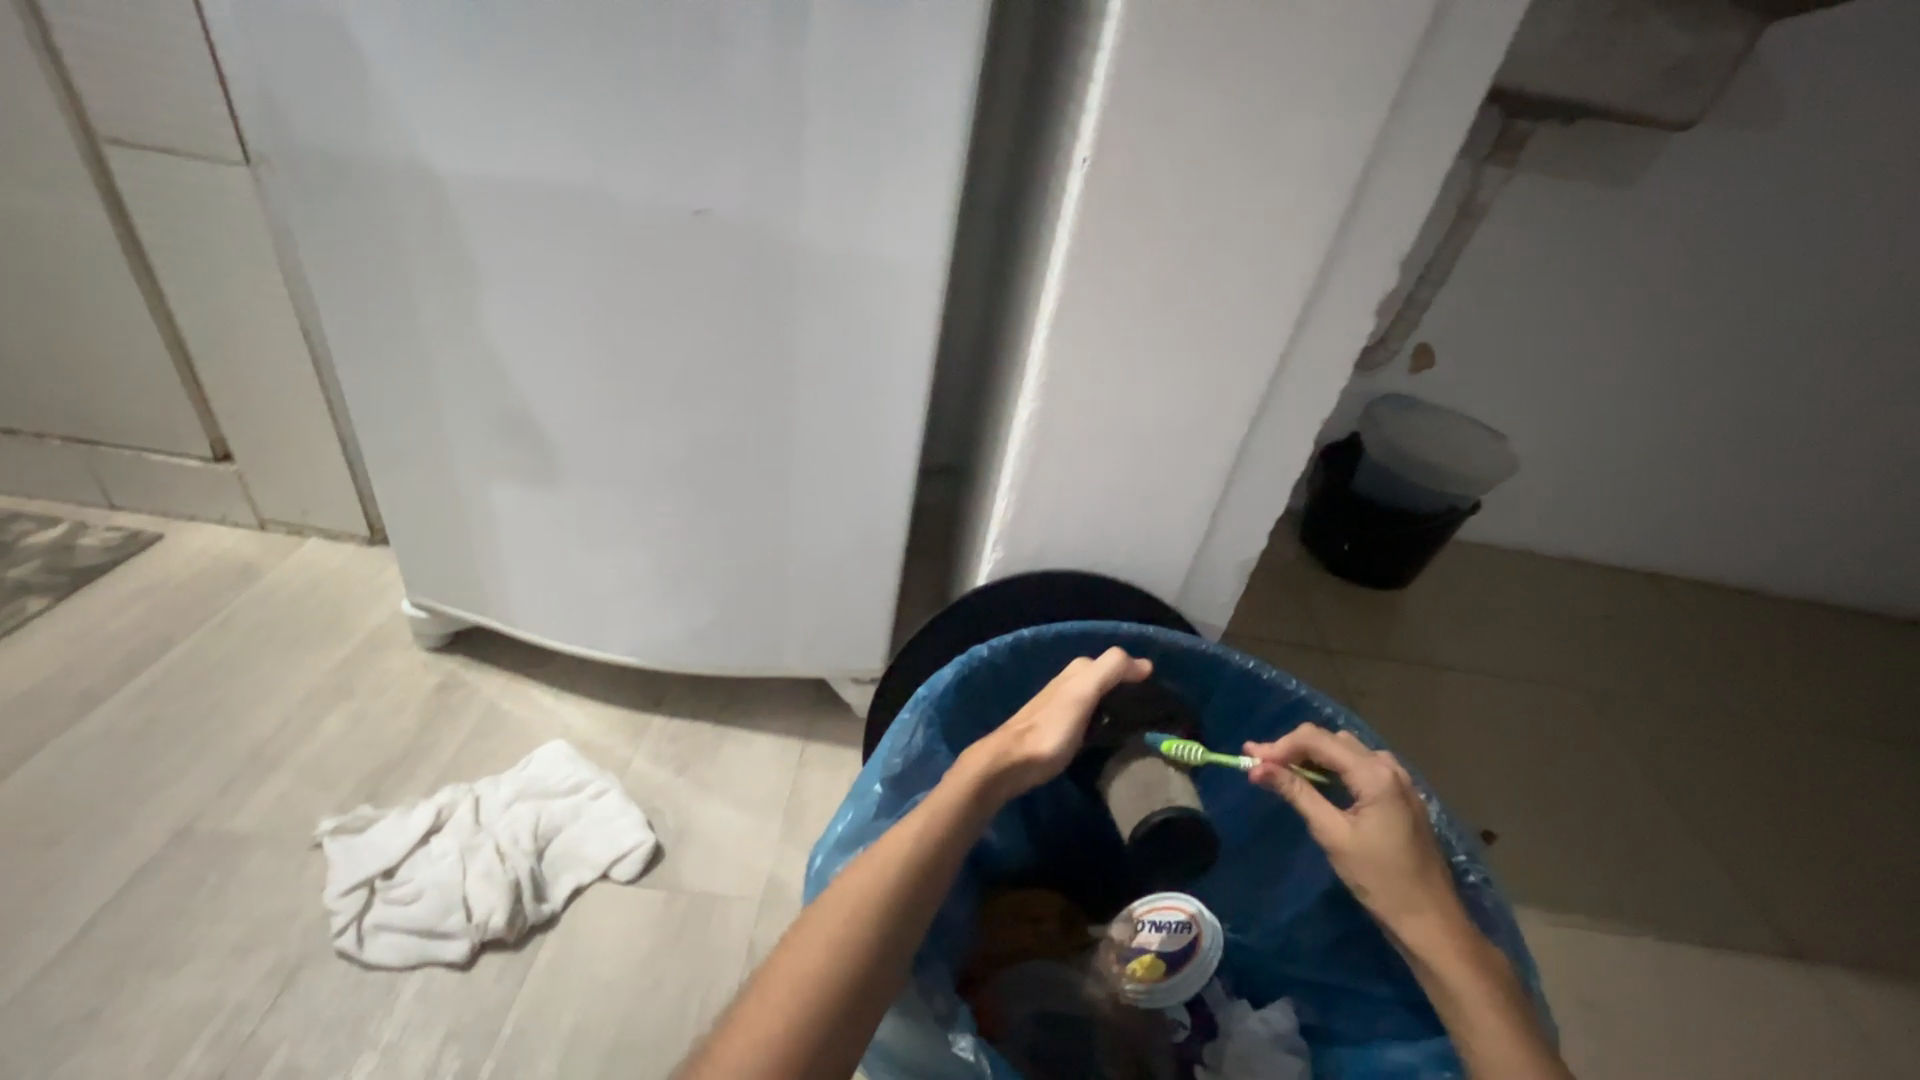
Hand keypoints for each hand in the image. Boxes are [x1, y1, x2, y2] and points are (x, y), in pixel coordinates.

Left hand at [954, 648, 1153, 802]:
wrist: (1010, 763)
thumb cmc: (1050, 729)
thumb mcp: (1082, 693)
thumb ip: (1109, 671)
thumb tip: (1145, 663)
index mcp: (1077, 671)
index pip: (1116, 663)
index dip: (1137, 674)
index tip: (1160, 696)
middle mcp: (1069, 683)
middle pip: (1107, 681)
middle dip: (1129, 691)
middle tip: (1155, 714)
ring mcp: (1063, 707)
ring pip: (1098, 699)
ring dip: (1117, 708)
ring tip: (1141, 727)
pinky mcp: (1060, 730)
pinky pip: (1090, 719)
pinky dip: (1104, 723)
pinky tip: (1113, 738)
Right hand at [1244, 724, 1461, 933]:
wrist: (1430, 919)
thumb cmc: (1379, 879)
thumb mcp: (1332, 834)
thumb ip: (1297, 793)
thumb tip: (1257, 768)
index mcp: (1375, 774)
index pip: (1317, 740)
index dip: (1280, 747)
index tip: (1252, 762)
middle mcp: (1388, 766)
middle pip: (1330, 739)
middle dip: (1291, 748)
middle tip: (1257, 762)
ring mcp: (1397, 779)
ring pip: (1344, 750)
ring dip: (1309, 756)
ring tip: (1277, 768)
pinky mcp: (1398, 794)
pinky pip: (1358, 766)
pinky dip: (1330, 767)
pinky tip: (1311, 779)